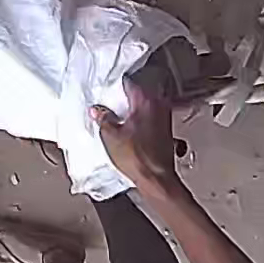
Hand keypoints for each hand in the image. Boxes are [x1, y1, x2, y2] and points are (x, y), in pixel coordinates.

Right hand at [91, 72, 181, 192]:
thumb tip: (98, 111)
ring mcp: (164, 118)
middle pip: (139, 93)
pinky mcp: (165, 130)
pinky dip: (140, 118)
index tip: (107, 88)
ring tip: (118, 114)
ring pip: (145, 104)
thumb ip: (103, 118)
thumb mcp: (111, 136)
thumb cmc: (138, 159)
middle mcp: (159, 106)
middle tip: (110, 100)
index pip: (129, 83)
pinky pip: (150, 116)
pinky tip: (129, 127)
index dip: (116, 85)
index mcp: (145, 102)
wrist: (156, 179)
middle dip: (124, 96)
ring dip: (133, 107)